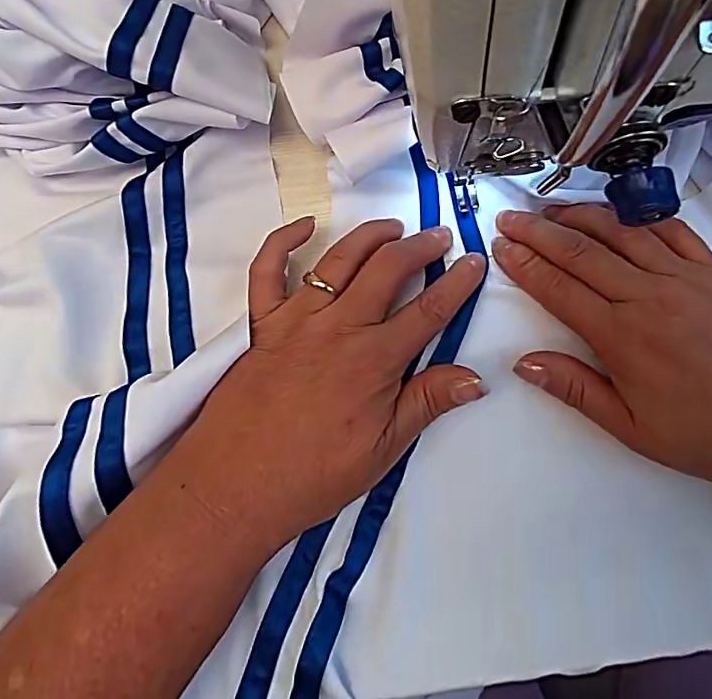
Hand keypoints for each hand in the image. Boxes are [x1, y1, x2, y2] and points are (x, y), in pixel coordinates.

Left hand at [154, 217, 488, 550]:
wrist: (237, 484)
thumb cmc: (311, 474)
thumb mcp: (382, 449)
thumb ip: (427, 403)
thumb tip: (473, 379)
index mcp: (373, 360)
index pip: (428, 311)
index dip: (457, 283)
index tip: (473, 263)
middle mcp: (338, 328)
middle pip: (387, 269)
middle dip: (419, 247)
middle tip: (438, 237)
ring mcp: (296, 319)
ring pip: (339, 260)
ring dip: (370, 237)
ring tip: (393, 227)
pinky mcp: (262, 322)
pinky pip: (268, 269)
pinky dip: (283, 241)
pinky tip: (304, 227)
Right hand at [491, 204, 711, 502]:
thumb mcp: (635, 429)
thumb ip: (576, 389)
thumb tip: (525, 363)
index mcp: (623, 336)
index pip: (558, 287)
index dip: (524, 263)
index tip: (500, 247)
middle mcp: (648, 295)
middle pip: (579, 250)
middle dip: (536, 231)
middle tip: (509, 219)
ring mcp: (684, 276)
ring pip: (618, 232)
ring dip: (577, 216)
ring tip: (548, 209)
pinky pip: (669, 231)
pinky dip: (636, 217)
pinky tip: (617, 216)